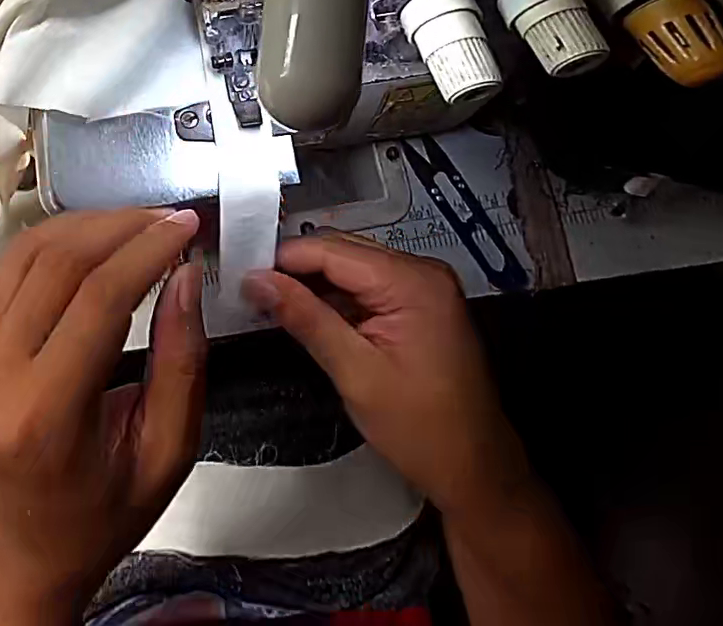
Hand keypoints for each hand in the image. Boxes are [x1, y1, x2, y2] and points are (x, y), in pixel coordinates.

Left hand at [0, 208, 205, 624]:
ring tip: (141, 223)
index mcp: (43, 416)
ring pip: (31, 252)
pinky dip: (61, 237)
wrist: (26, 540)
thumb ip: (182, 361)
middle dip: (124, 227)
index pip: (98, 300)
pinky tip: (99, 236)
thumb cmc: (102, 510)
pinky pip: (14, 266)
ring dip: (92, 224)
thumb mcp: (166, 451)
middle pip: (60, 263)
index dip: (148, 251)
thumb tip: (185, 275)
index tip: (185, 227)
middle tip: (170, 220)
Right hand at [243, 232, 526, 514]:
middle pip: (342, 251)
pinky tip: (309, 313)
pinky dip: (336, 296)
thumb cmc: (423, 430)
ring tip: (273, 303)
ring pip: (351, 265)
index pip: (332, 250)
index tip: (244, 275)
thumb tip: (257, 281)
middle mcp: (421, 271)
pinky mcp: (420, 302)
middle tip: (254, 291)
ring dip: (313, 282)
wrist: (478, 472)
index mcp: (412, 281)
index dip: (284, 259)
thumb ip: (305, 318)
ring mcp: (424, 285)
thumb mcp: (355, 372)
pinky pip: (367, 284)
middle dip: (296, 269)